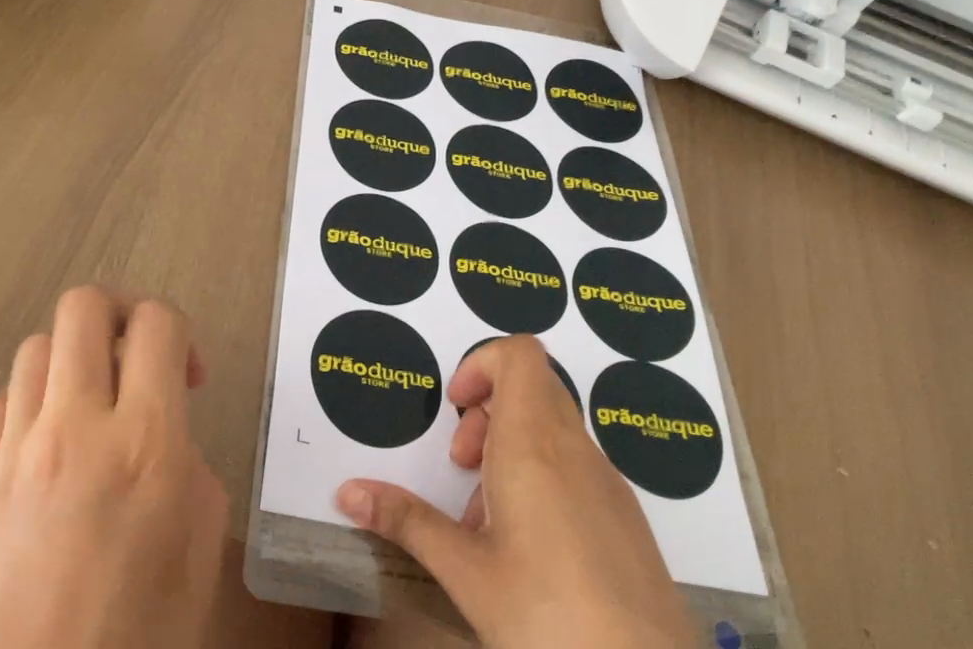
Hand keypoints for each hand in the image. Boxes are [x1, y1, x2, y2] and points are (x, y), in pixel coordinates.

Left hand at [0, 287, 227, 648]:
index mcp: (144, 442)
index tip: (188, 376)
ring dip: (73, 356)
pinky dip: (27, 401)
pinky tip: (49, 434)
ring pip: (36, 346)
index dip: (181, 331)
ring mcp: (21, 447)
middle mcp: (76, 425)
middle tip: (140, 356)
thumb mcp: (200, 547)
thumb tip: (167, 440)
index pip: (157, 325)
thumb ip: (191, 469)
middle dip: (120, 312)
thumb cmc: (138, 631)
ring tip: (96, 397)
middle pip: (83, 307)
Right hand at [337, 336, 691, 648]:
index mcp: (533, 445)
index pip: (519, 355)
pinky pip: (576, 467)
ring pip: (554, 429)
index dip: (481, 363)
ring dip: (511, 449)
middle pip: (533, 387)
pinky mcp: (625, 517)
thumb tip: (348, 491)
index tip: (453, 409)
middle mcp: (576, 450)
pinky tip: (526, 550)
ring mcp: (608, 483)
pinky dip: (542, 479)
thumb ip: (406, 521)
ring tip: (484, 520)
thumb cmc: (547, 617)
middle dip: (486, 410)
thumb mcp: (464, 571)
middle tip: (460, 466)